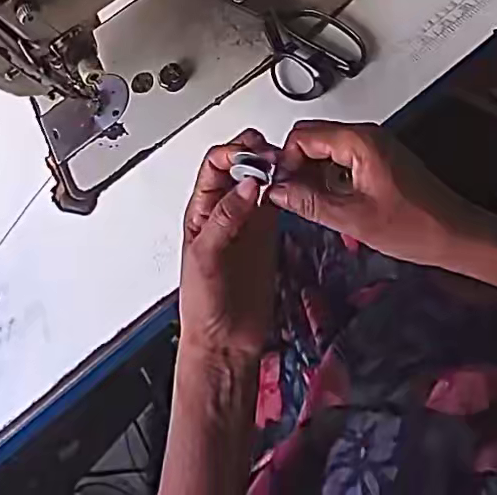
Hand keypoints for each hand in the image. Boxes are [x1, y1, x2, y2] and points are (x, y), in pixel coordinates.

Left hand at [178, 130, 278, 363]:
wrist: (226, 343)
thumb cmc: (203, 305)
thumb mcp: (205, 256)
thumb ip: (226, 218)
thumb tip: (248, 184)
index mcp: (202, 208)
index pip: (215, 164)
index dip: (233, 153)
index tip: (253, 155)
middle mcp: (225, 208)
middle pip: (239, 164)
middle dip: (255, 152)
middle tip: (274, 154)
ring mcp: (248, 219)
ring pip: (260, 177)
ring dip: (273, 166)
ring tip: (287, 164)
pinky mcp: (268, 232)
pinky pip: (277, 199)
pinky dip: (286, 187)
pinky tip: (294, 183)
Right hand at [267, 121, 482, 266]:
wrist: (456, 234)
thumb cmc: (418, 225)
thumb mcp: (353, 219)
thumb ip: (309, 203)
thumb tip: (279, 193)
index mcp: (360, 142)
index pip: (303, 136)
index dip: (285, 160)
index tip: (280, 184)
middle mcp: (367, 135)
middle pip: (312, 136)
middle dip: (295, 163)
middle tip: (287, 192)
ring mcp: (374, 144)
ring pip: (325, 146)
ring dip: (311, 169)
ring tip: (305, 199)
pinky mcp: (378, 157)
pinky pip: (341, 155)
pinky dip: (328, 173)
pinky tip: (327, 197)